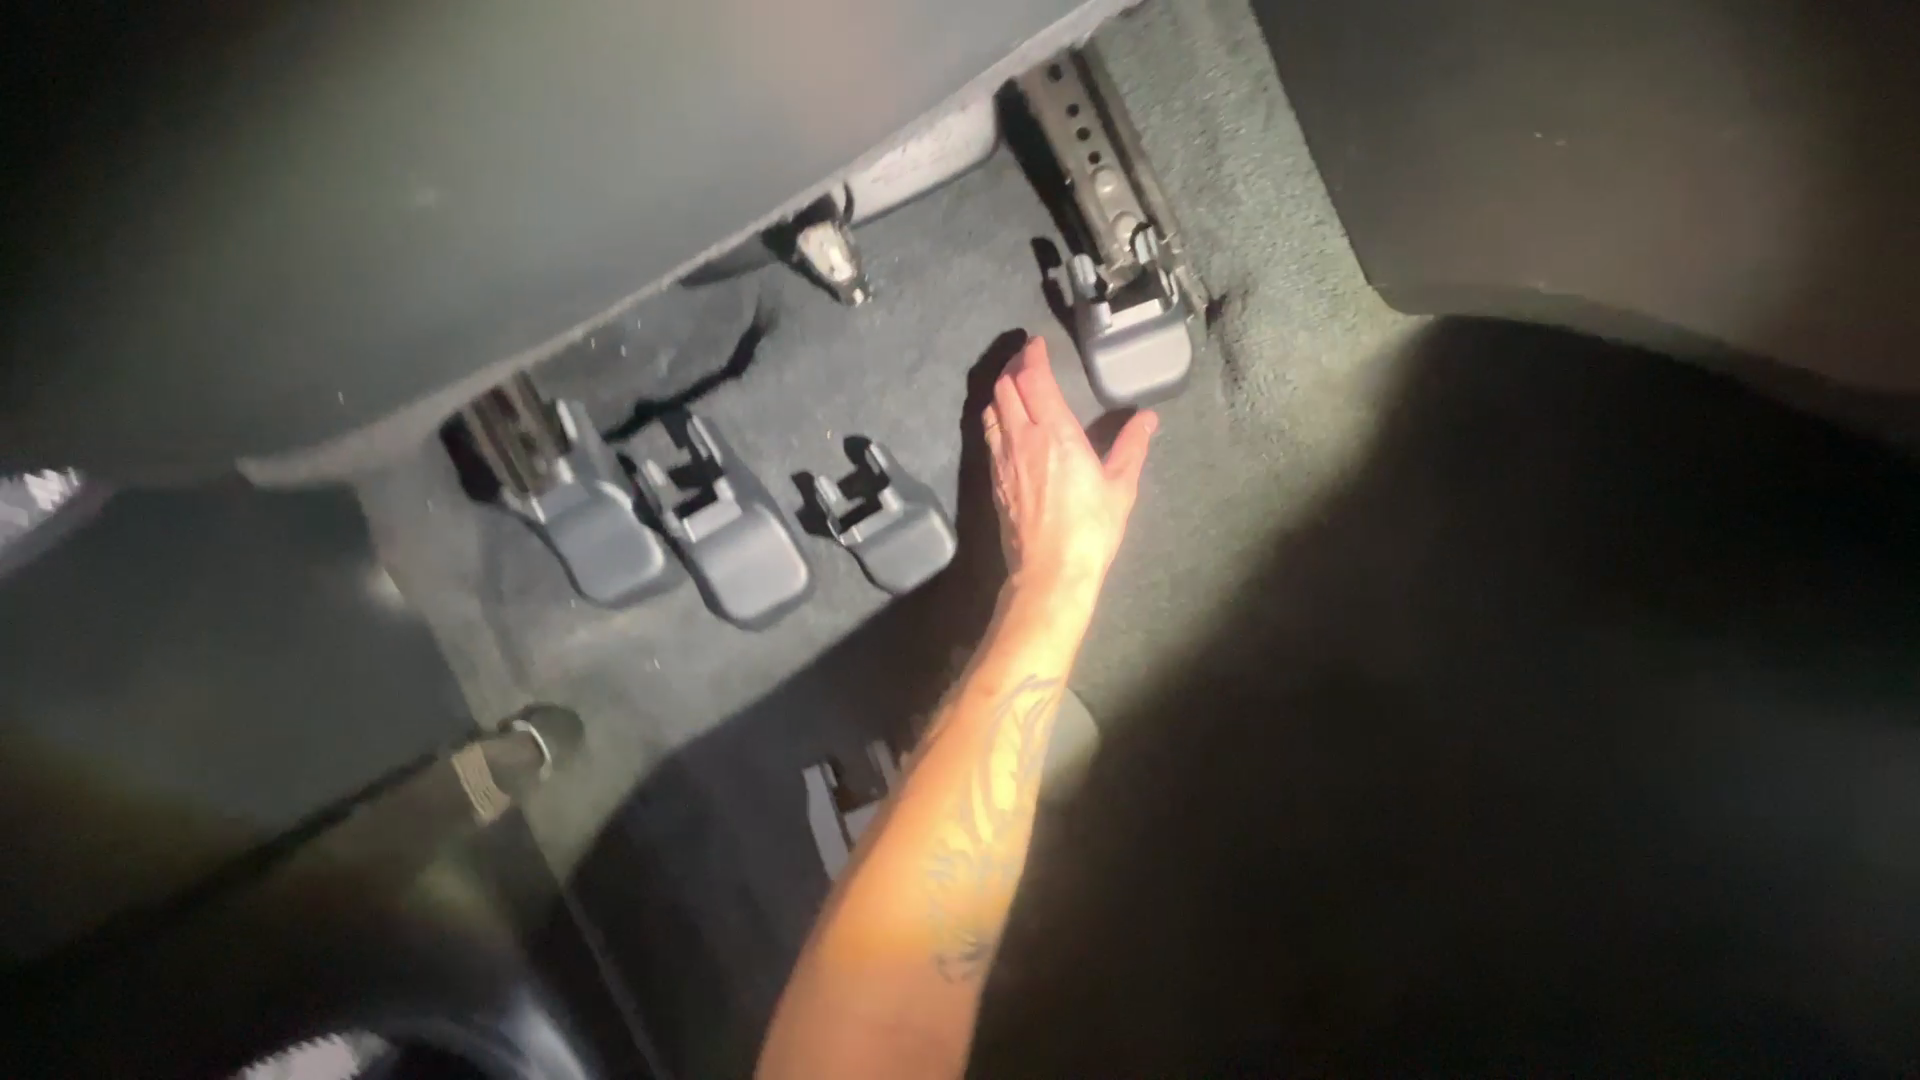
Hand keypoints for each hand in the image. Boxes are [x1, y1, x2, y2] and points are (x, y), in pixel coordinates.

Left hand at [982, 337, 1157, 600]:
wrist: (1049, 571)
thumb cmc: (1090, 529)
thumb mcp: (1121, 486)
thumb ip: (1132, 446)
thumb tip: (1147, 419)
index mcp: (1054, 433)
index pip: (1033, 380)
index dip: (1031, 356)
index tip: (1036, 343)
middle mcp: (1022, 438)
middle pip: (1005, 388)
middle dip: (1013, 367)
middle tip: (1025, 357)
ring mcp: (1003, 459)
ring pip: (992, 410)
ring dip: (1000, 390)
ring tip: (1013, 383)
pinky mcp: (995, 480)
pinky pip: (989, 435)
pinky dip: (995, 416)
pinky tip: (1004, 421)